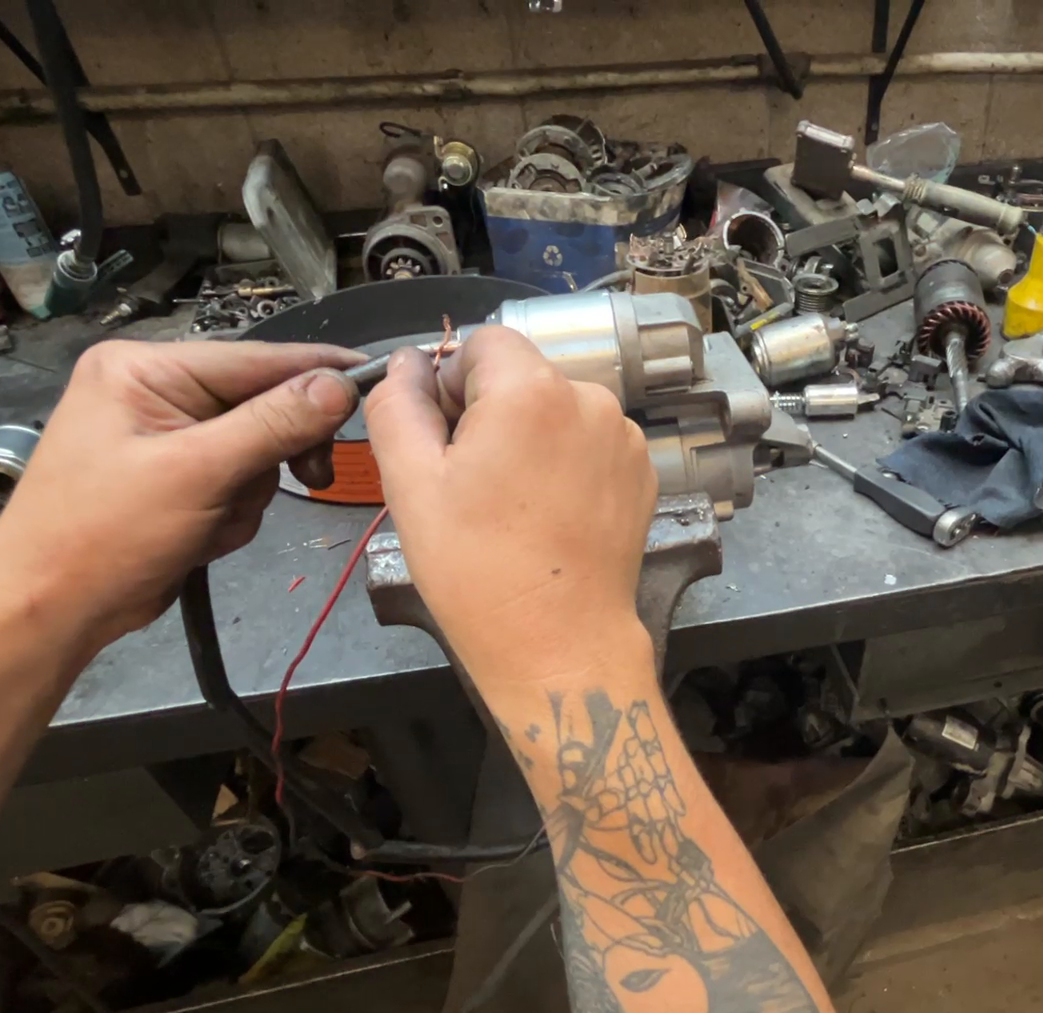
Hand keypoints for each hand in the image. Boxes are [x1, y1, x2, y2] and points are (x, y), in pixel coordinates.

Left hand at [0, 339, 364, 645]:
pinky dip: (240, 505)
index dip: (323, 371)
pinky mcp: (181, 471)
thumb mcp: (200, 473)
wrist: (53, 608)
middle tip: (309, 479)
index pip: (260, 359)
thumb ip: (275, 423)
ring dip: (256, 487)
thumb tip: (342, 384)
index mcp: (148, 369)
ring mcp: (171, 432)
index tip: (381, 379)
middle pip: (266, 402)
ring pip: (263, 444)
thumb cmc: (109, 533)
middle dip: (281, 449)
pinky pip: (244, 474)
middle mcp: (160, 389)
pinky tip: (209, 529)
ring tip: (221, 519)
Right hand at [365, 326, 656, 687]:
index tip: (448, 437)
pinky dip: (571, 461)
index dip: (455, 382)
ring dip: (535, 436)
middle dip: (494, 410)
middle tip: (478, 480)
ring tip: (519, 502)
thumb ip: (397, 403)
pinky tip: (555, 512)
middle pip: (527, 375)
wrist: (561, 641)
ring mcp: (628, 438)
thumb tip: (408, 362)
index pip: (486, 342)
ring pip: (562, 409)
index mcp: (533, 390)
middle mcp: (593, 400)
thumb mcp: (411, 483)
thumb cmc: (478, 568)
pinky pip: (594, 442)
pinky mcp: (645, 472)